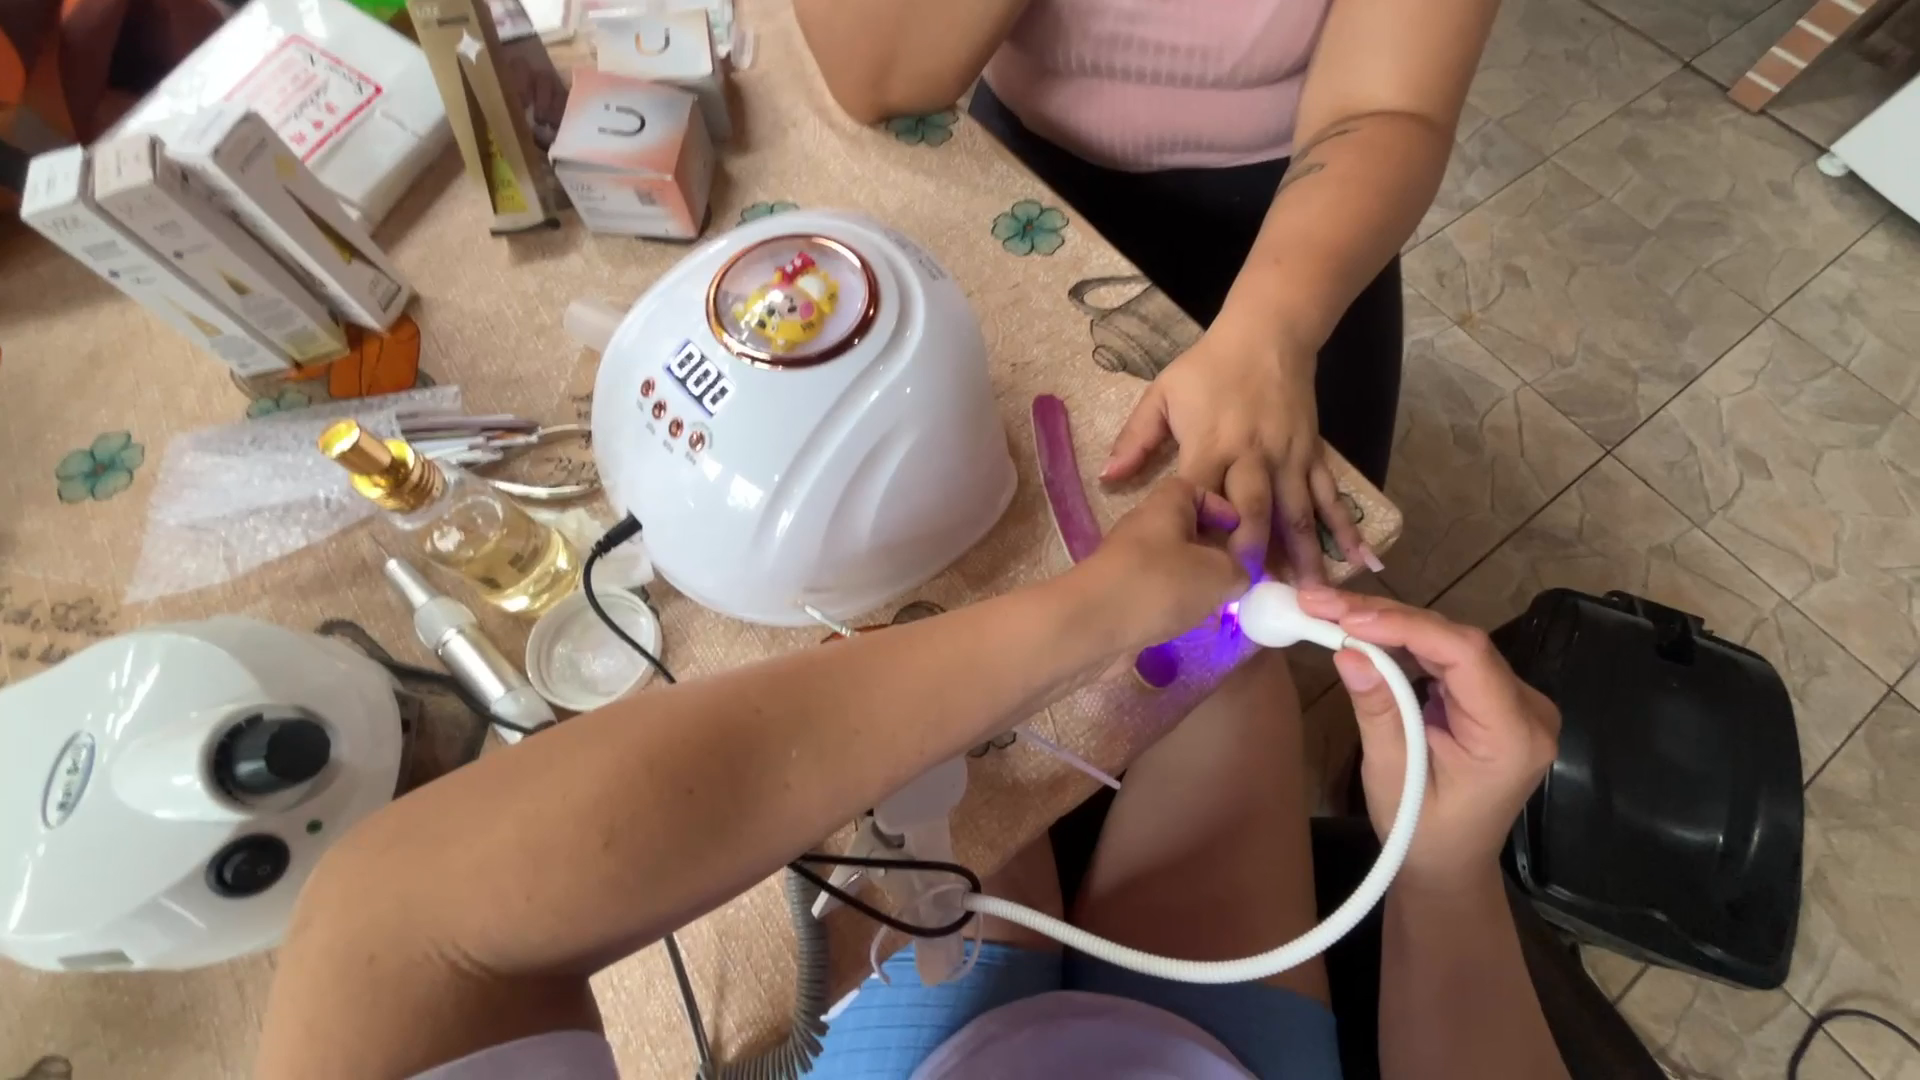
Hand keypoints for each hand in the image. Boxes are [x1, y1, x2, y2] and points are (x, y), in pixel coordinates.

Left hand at [1071, 477, 1249, 651]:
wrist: (1092, 625)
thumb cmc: (1160, 584)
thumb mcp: (1218, 574)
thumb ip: (1238, 570)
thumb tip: (1237, 575)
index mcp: (1164, 506)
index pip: (1193, 489)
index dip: (1221, 507)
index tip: (1242, 534)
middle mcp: (1142, 528)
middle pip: (1183, 530)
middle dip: (1212, 552)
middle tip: (1238, 577)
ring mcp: (1126, 563)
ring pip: (1169, 565)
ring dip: (1194, 583)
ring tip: (1220, 605)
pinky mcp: (1118, 596)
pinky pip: (1154, 594)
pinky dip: (1173, 606)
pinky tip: (1190, 625)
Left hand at [1100, 320, 1366, 585]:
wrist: (1268, 333)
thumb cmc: (1207, 368)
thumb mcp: (1161, 394)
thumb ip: (1135, 438)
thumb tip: (1107, 478)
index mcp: (1210, 444)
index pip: (1203, 494)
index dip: (1200, 531)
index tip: (1195, 571)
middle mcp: (1253, 456)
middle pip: (1255, 508)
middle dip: (1255, 551)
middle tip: (1256, 593)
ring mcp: (1289, 457)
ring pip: (1297, 511)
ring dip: (1303, 555)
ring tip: (1311, 596)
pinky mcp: (1313, 454)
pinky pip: (1330, 496)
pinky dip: (1344, 528)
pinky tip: (1360, 558)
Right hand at [1297, 588, 1558, 889]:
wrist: (1446, 863)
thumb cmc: (1420, 831)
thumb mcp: (1392, 774)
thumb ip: (1377, 710)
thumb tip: (1347, 652)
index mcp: (1512, 734)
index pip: (1465, 656)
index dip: (1406, 627)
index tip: (1346, 618)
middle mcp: (1524, 707)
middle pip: (1454, 639)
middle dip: (1384, 615)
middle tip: (1320, 603)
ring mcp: (1509, 698)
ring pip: (1444, 639)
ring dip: (1384, 620)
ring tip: (1327, 609)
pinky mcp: (1486, 695)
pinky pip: (1441, 653)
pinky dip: (1396, 638)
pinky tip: (1357, 626)